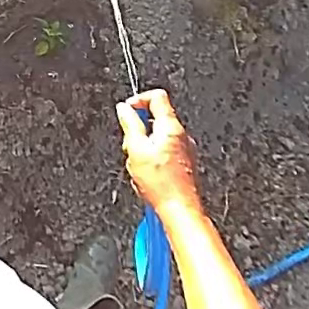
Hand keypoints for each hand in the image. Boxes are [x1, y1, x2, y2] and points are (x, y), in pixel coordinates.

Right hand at [116, 89, 200, 214]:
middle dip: (138, 131)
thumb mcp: (136, 149)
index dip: (139, 99)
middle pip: (155, 118)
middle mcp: (181, 135)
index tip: (127, 111)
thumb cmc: (162, 184)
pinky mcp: (183, 164)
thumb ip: (129, 125)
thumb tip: (124, 108)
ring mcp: (184, 150)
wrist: (180, 211)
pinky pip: (164, 152)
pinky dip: (152, 159)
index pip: (157, 96)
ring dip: (144, 148)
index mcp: (170, 126)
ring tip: (140, 167)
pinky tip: (147, 176)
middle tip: (131, 148)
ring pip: (157, 137)